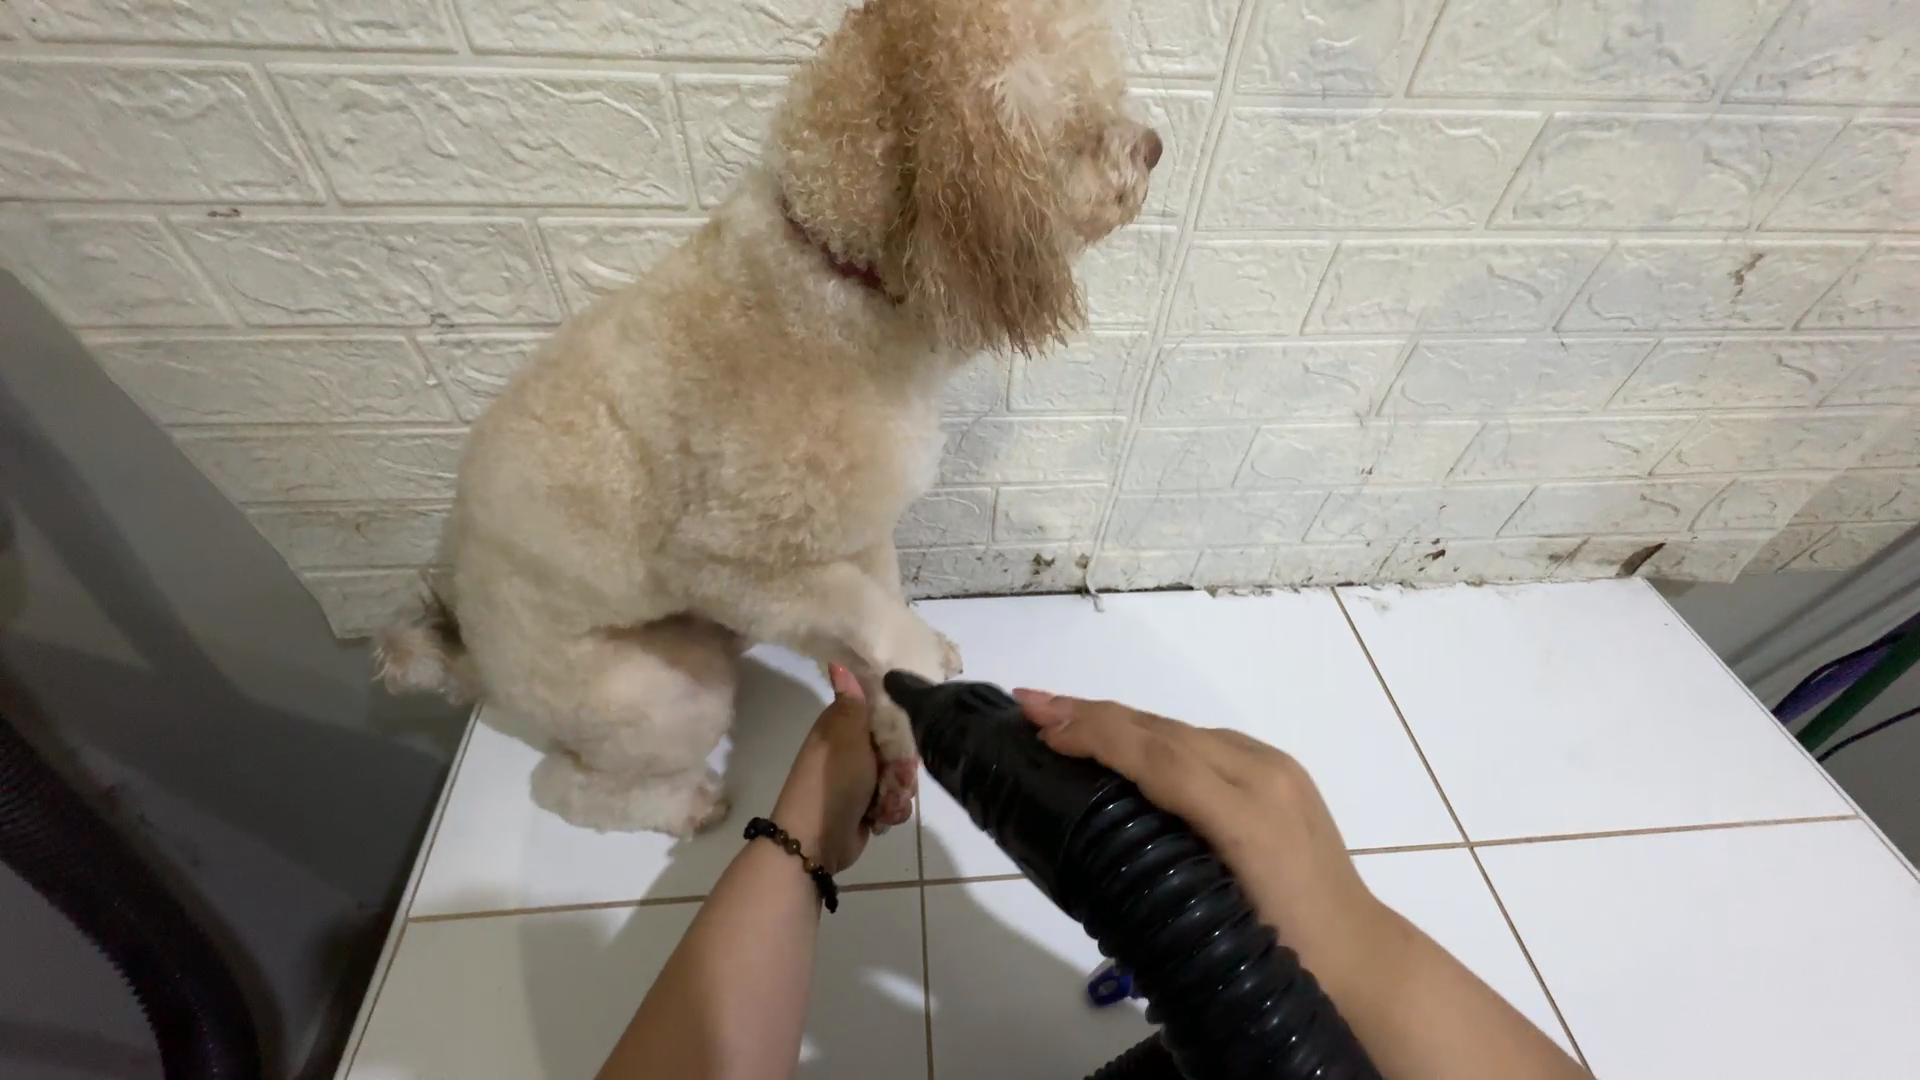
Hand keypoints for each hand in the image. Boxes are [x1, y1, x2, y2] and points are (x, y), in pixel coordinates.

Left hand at [771, 664, 883, 874]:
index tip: (905, 731)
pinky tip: (881, 817)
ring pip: (900, 775)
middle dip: (903, 763)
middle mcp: (853, 750)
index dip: (898, 719)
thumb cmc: (832, 781)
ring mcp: (861, 780)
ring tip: (886, 801)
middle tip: (896, 773)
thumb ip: (853, 701)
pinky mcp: (869, 806)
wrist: (815, 841)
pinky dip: (891, 810)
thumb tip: (836, 661)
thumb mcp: (846, 735)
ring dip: (899, 790)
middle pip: (898, 745)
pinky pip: (895, 801)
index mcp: (843, 726)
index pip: (882, 709)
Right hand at [1012, 690, 1388, 992]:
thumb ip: (1156, 868)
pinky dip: (1145, 731)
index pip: (1159, 756)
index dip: (1096, 735)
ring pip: (1175, 727)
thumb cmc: (1282, 955)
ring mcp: (1269, 763)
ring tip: (1057, 714)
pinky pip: (1195, 738)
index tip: (1041, 729)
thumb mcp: (1209, 920)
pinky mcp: (1272, 764)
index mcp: (1248, 816)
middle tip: (1028, 703)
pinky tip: (1115, 734)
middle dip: (1089, 712)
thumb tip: (1090, 831)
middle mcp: (1261, 772)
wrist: (1363, 958)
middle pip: (1161, 728)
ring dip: (1112, 718)